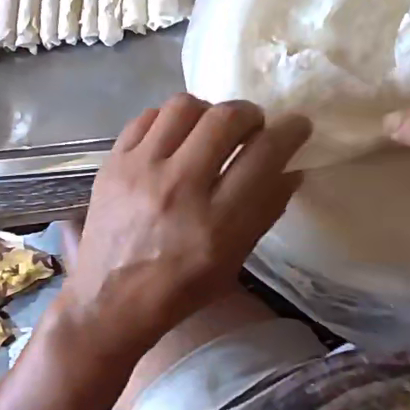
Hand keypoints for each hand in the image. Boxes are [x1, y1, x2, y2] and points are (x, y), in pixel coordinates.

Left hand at [62, 95, 310, 356]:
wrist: (111, 303)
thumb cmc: (182, 287)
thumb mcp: (235, 257)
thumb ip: (266, 210)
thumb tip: (292, 170)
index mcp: (217, 221)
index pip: (264, 155)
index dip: (289, 132)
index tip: (298, 125)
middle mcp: (180, 187)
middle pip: (225, 119)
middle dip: (250, 113)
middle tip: (253, 124)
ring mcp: (141, 170)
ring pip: (184, 106)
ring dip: (209, 111)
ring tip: (211, 128)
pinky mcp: (113, 163)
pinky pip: (148, 117)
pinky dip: (170, 120)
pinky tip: (177, 137)